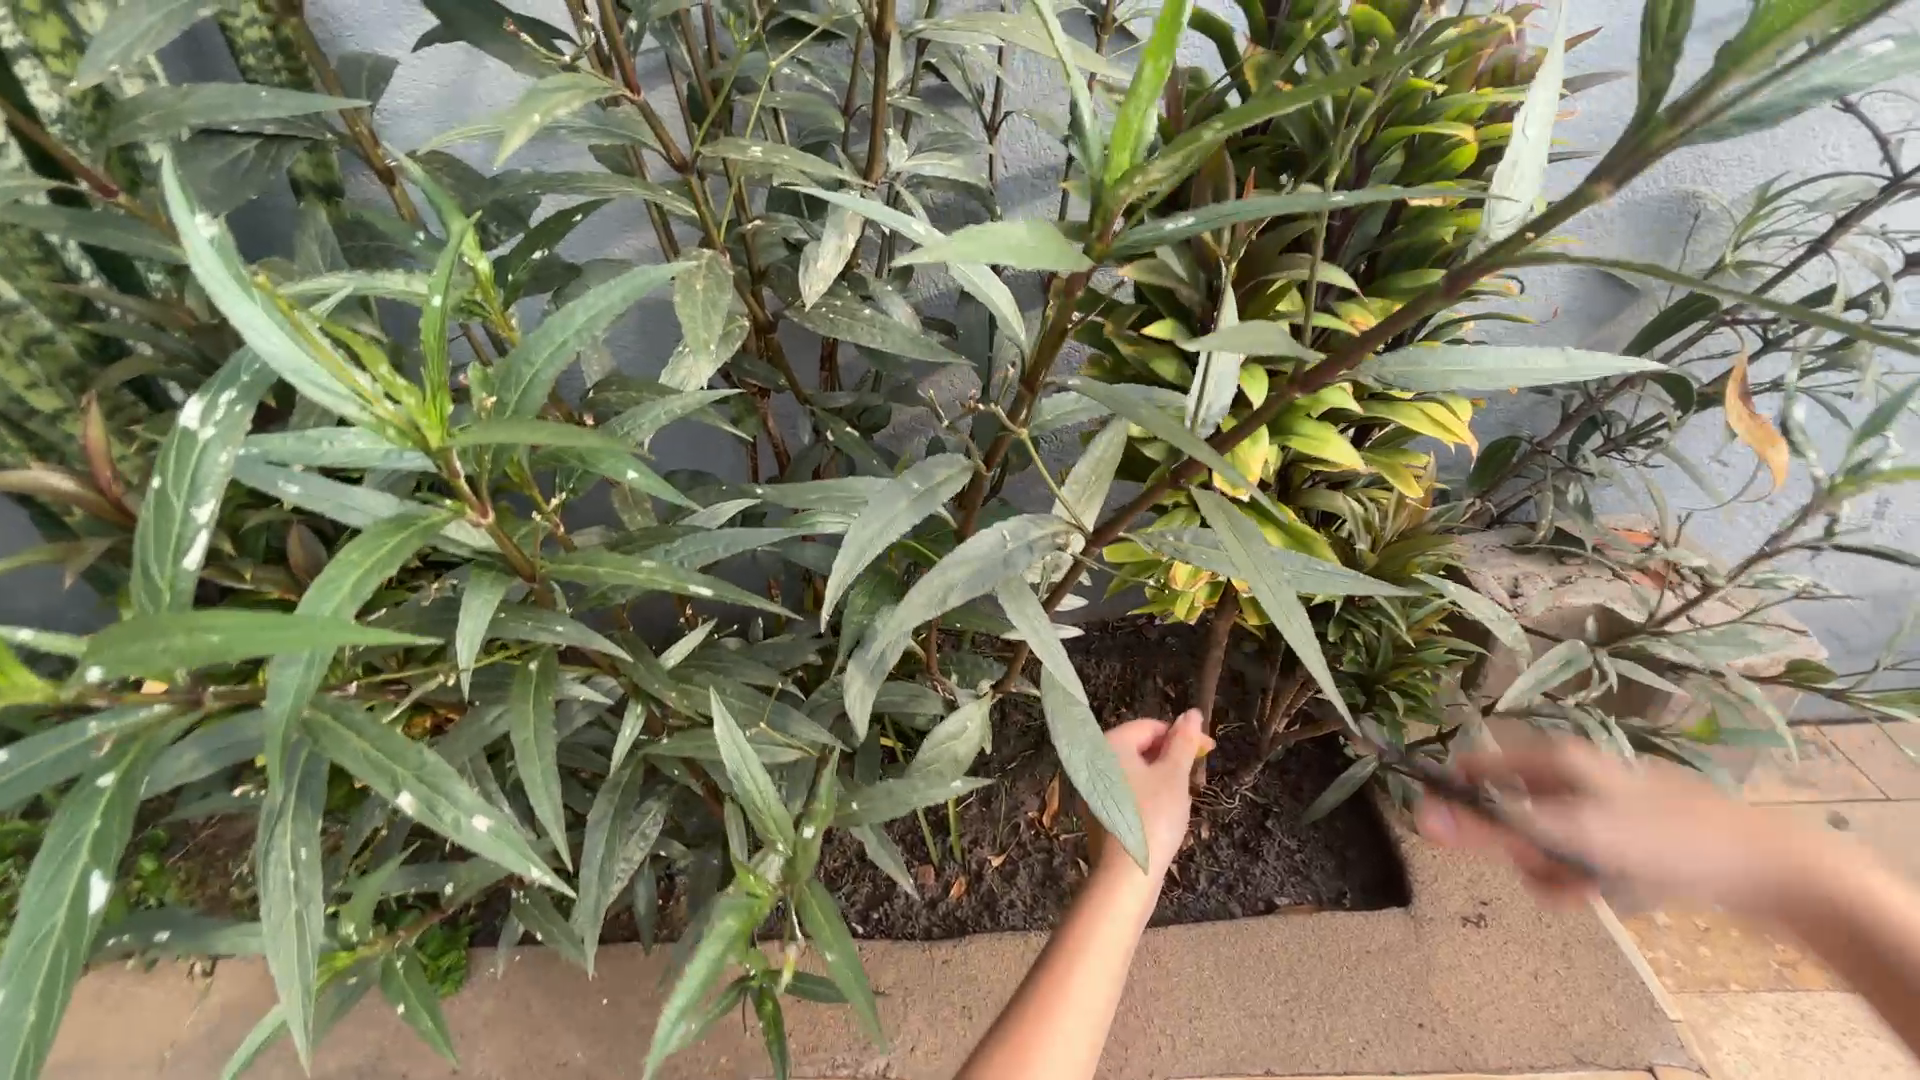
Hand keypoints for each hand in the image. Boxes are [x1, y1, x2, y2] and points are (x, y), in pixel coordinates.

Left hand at [1095, 709, 1213, 882]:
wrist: (1126, 874)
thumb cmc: (1153, 817)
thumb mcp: (1174, 775)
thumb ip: (1183, 741)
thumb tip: (1190, 713)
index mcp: (1110, 743)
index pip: (1149, 726)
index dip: (1181, 735)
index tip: (1208, 751)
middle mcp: (1094, 759)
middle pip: (1139, 746)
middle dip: (1169, 756)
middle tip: (1194, 775)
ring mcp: (1092, 786)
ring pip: (1134, 769)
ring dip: (1159, 775)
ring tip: (1180, 796)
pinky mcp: (1096, 809)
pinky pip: (1125, 789)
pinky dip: (1145, 792)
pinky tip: (1161, 813)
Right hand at [1415, 734, 1830, 917]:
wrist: (1772, 870)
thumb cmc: (1664, 837)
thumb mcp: (1570, 834)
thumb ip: (1493, 827)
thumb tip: (1422, 816)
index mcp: (1550, 758)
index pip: (1473, 768)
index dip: (1452, 797)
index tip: (1442, 834)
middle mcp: (1566, 776)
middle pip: (1505, 811)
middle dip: (1517, 847)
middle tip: (1541, 867)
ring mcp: (1594, 808)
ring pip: (1539, 842)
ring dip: (1550, 871)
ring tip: (1586, 888)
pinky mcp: (1619, 838)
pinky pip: (1574, 858)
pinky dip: (1579, 880)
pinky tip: (1606, 893)